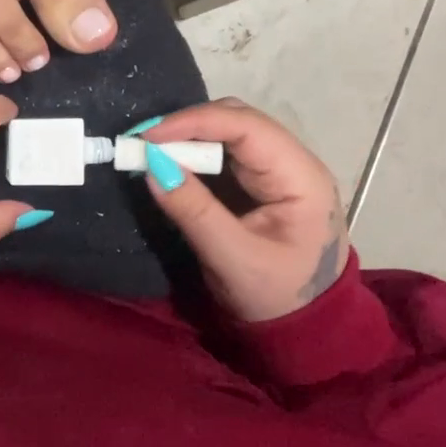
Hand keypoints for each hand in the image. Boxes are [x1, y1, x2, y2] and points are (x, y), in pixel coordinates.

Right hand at [139, 99, 349, 322]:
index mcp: (301, 179)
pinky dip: (191, 151)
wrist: (305, 327)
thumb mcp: (231, 257)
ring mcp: (277, 171)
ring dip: (186, 135)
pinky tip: (167, 160)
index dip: (194, 122)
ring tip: (147, 150)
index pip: (247, 127)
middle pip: (238, 120)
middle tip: (140, 141)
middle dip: (186, 124)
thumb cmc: (275, 295)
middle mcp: (293, 164)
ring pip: (229, 131)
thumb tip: (151, 165)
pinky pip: (224, 152)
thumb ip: (193, 210)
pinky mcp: (259, 183)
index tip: (146, 135)